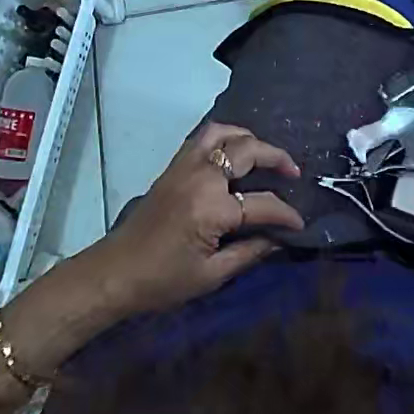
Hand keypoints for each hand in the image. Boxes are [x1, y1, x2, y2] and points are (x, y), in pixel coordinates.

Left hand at [94, 122, 305, 316]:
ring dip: (248, 138)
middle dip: (276, 158)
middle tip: (293, 173)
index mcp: (212, 208)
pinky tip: (234, 156)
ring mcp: (183, 167)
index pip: (264, 204)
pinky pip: (201, 139)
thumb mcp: (212, 275)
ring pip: (221, 132)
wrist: (113, 273)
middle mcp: (200, 177)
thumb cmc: (162, 281)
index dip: (287, 215)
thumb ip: (250, 252)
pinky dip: (224, 138)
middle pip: (247, 151)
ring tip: (264, 155)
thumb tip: (279, 238)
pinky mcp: (171, 168)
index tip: (300, 225)